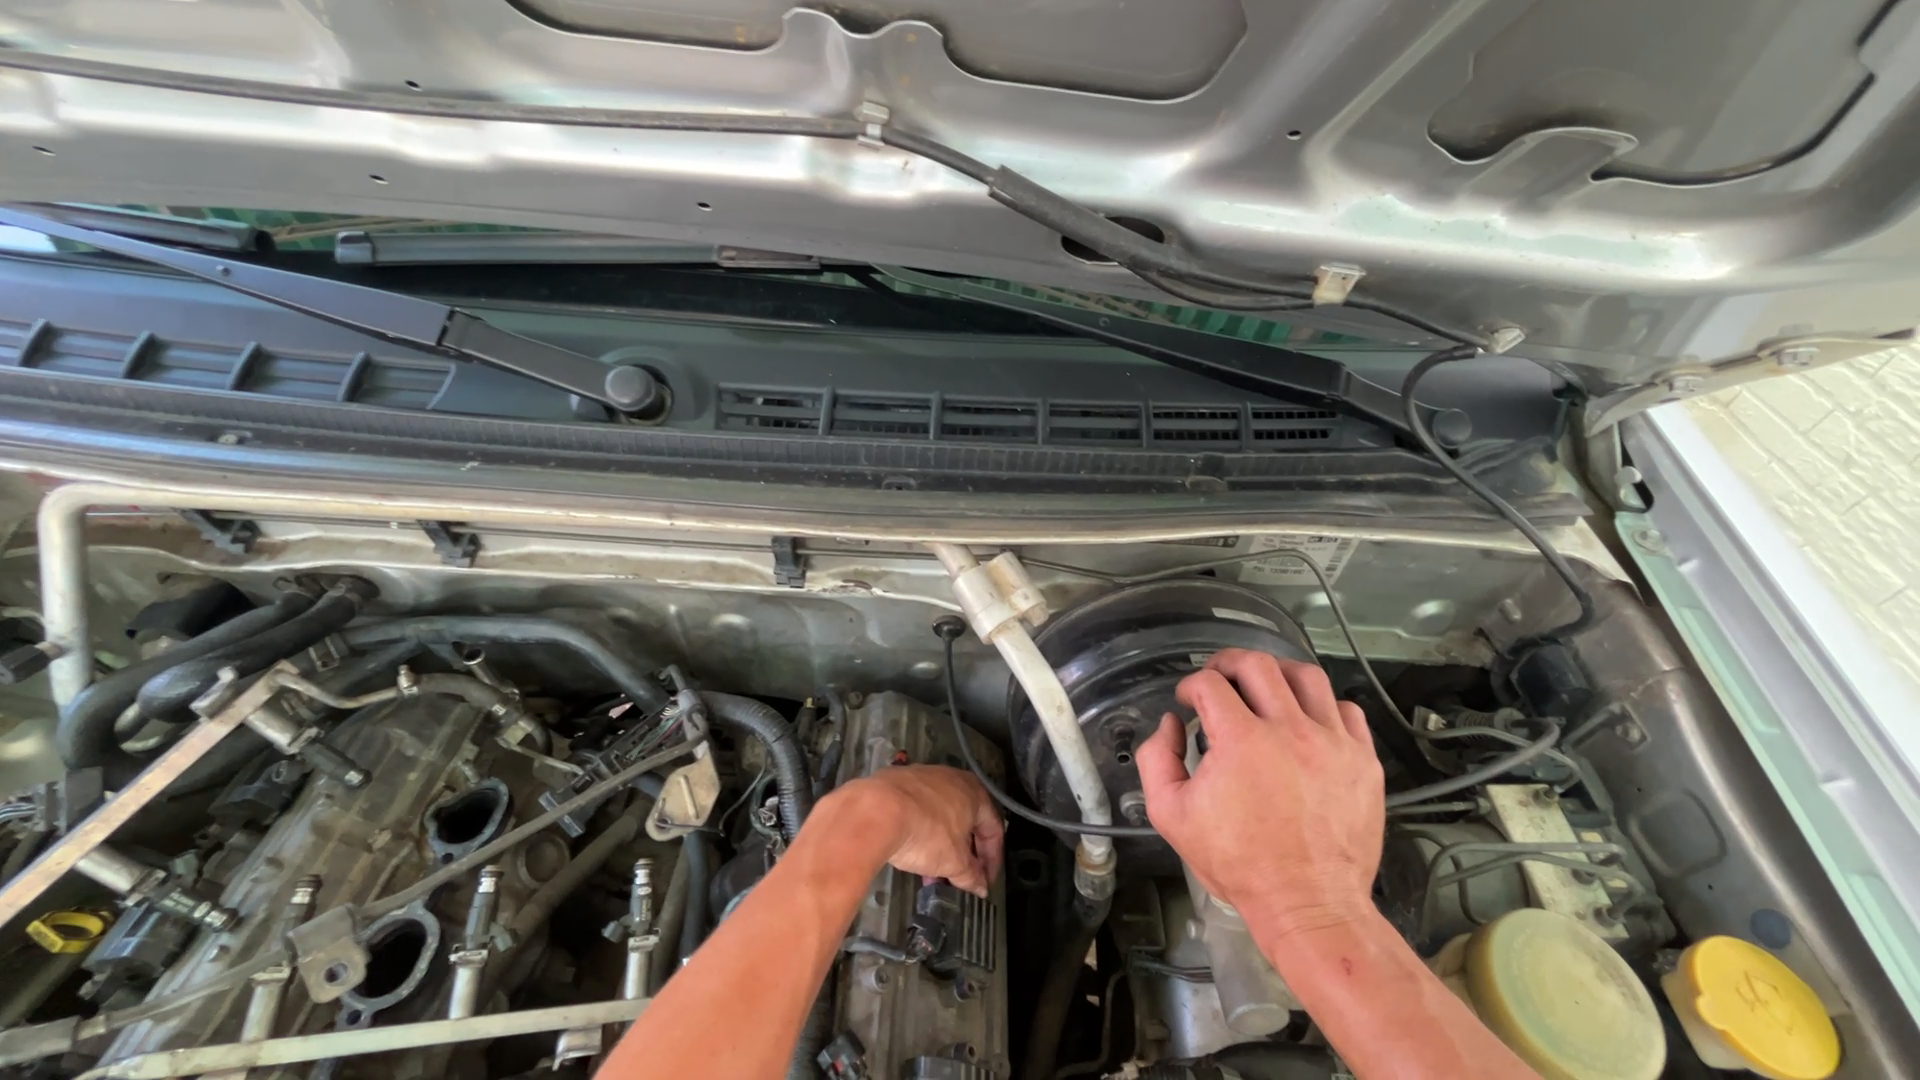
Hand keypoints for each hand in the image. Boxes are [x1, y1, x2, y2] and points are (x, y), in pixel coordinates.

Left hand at [833, 765, 1004, 896]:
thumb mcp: (954, 862)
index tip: (984, 882)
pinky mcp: (898, 780)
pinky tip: (911, 852)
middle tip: (959, 878)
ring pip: (941, 815)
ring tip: (931, 873)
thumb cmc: (926, 832)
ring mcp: (924, 776)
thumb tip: (981, 887)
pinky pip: (918, 809)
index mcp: (975, 792)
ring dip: (941, 846)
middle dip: (964, 854)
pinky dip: (921, 830)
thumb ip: (971, 875)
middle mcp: (952, 778)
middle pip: (966, 820)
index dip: (992, 860)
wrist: (876, 810)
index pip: (994, 829)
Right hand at [1136, 649, 1384, 937]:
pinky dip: (1322, 706)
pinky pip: (1346, 711)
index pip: (1210, 684)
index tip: (1187, 700)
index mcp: (1240, 741)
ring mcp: (1332, 743)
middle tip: (1218, 679)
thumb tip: (1171, 724)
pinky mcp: (1363, 760)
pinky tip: (1307, 721)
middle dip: (1228, 663)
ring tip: (1264, 689)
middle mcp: (1289, 730)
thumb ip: (1157, 759)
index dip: (1190, 685)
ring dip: (1277, 674)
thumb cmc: (1236, 862)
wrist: (1308, 903)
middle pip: (1258, 664)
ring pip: (1306, 676)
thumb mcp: (1170, 815)